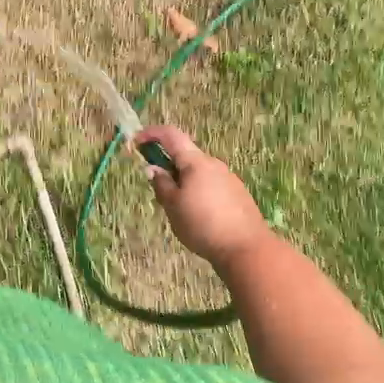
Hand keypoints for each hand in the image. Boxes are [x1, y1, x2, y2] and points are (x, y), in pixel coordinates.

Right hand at [136, 125, 268, 270]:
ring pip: (199, 172)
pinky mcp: (238, 194)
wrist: (247, 248)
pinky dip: (199, 192)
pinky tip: (201, 217)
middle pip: (186, 156)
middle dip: (168, 167)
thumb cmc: (202, 225)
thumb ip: (161, 184)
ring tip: (181, 211)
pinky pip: (212, 184)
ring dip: (184, 181)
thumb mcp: (173, 206)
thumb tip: (154, 168)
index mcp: (195, 162)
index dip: (151, 134)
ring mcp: (229, 178)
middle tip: (160, 192)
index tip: (136, 143)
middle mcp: (214, 164)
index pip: (171, 135)